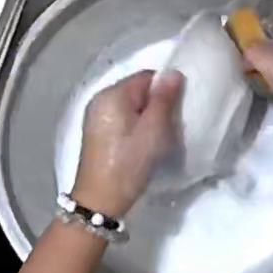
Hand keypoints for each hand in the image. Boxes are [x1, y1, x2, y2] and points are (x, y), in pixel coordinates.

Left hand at [71, 69, 182, 214]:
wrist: (100, 200)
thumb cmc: (129, 164)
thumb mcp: (153, 131)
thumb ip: (164, 99)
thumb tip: (173, 73)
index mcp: (112, 94)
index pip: (146, 77)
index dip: (165, 90)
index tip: (177, 112)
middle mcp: (99, 99)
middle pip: (136, 90)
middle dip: (156, 104)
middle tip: (169, 127)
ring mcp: (95, 117)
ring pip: (130, 106)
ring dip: (146, 117)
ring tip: (156, 138)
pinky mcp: (96, 133)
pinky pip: (121, 119)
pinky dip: (134, 127)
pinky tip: (141, 145)